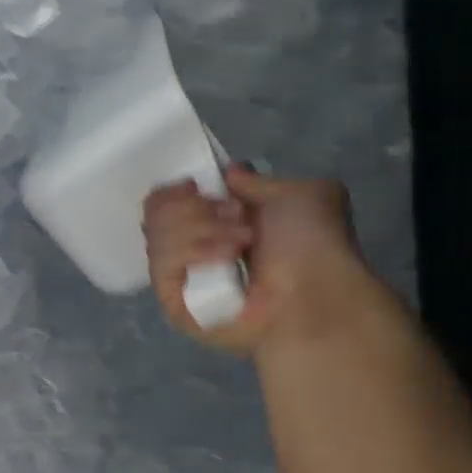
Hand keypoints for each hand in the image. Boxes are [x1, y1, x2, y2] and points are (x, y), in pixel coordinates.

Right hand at [143, 166, 364, 354]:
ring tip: (242, 242)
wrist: (316, 291)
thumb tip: (226, 174)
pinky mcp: (169, 298)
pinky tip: (226, 257)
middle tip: (236, 216)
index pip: (165, 202)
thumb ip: (255, 182)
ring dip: (201, 229)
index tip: (200, 187)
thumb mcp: (299, 194)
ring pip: (155, 235)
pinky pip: (160, 263)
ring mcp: (177, 275)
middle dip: (194, 208)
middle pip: (155, 214)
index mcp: (214, 223)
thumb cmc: (314, 243)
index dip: (177, 191)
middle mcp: (190, 248)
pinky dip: (193, 252)